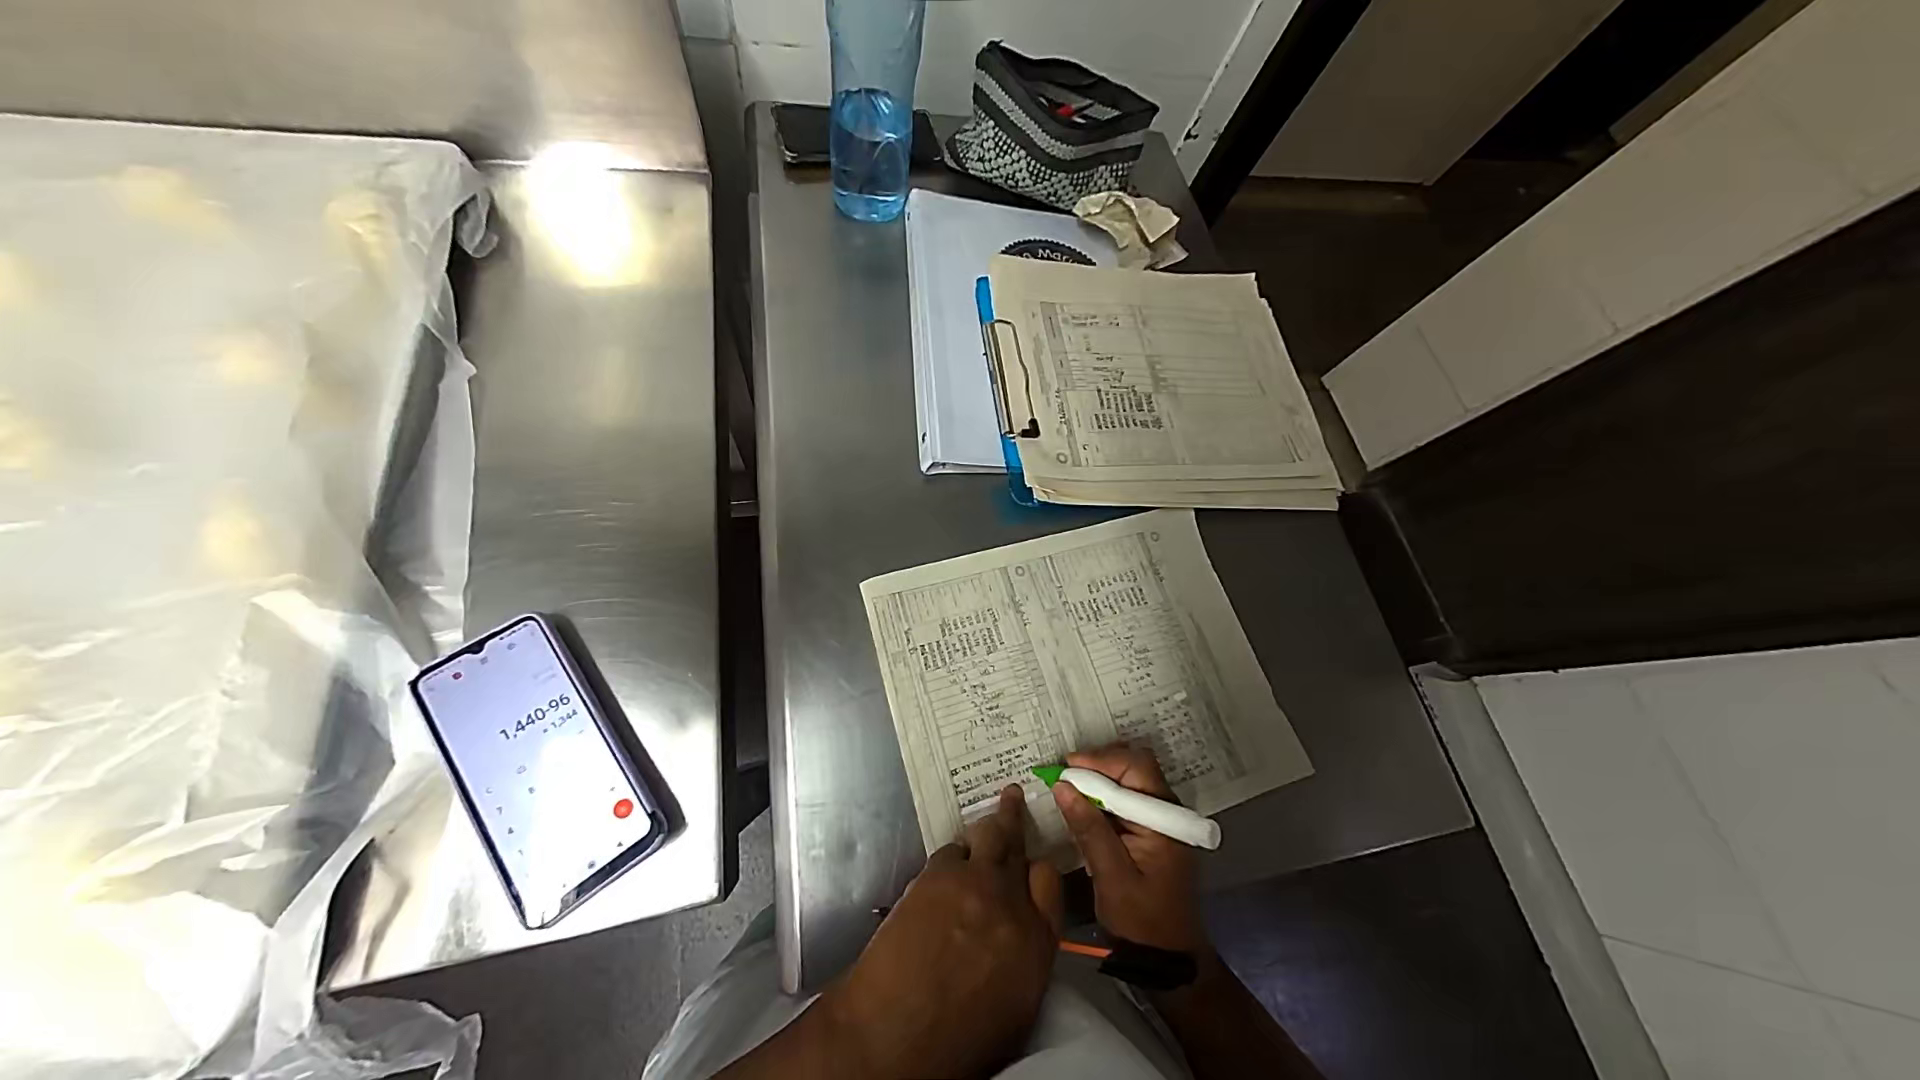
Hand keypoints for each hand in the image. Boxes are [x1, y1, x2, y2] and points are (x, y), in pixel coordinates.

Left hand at [820, 785, 1062, 1078]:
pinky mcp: (936, 876)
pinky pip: (949, 852)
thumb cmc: (962, 1037)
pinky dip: (952, 857)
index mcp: (1038, 940)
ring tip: (988, 815)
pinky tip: (947, 865)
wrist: (895, 1033)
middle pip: (1018, 846)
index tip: (1032, 863)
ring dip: (985, 829)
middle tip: (1012, 795)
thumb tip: (1022, 927)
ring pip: (986, 836)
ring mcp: (972, 883)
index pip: (1050, 882)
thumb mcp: (1017, 1003)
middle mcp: (1010, 902)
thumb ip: (1027, 951)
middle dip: (1015, 819)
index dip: (1039, 870)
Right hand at [1052, 744, 1206, 954]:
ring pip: (1130, 779)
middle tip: (1063, 775)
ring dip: (1099, 778)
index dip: (1099, 761)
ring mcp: (1162, 820)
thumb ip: (1089, 828)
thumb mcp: (1110, 876)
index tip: (1064, 769)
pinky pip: (1127, 798)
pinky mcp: (1151, 830)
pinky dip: (1103, 795)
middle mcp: (1168, 812)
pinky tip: (1082, 804)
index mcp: (1165, 820)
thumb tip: (1062, 785)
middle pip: (1134, 767)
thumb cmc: (1140, 921)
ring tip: (1068, 786)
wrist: (1165, 958)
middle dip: (1098, 765)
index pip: (1135, 768)